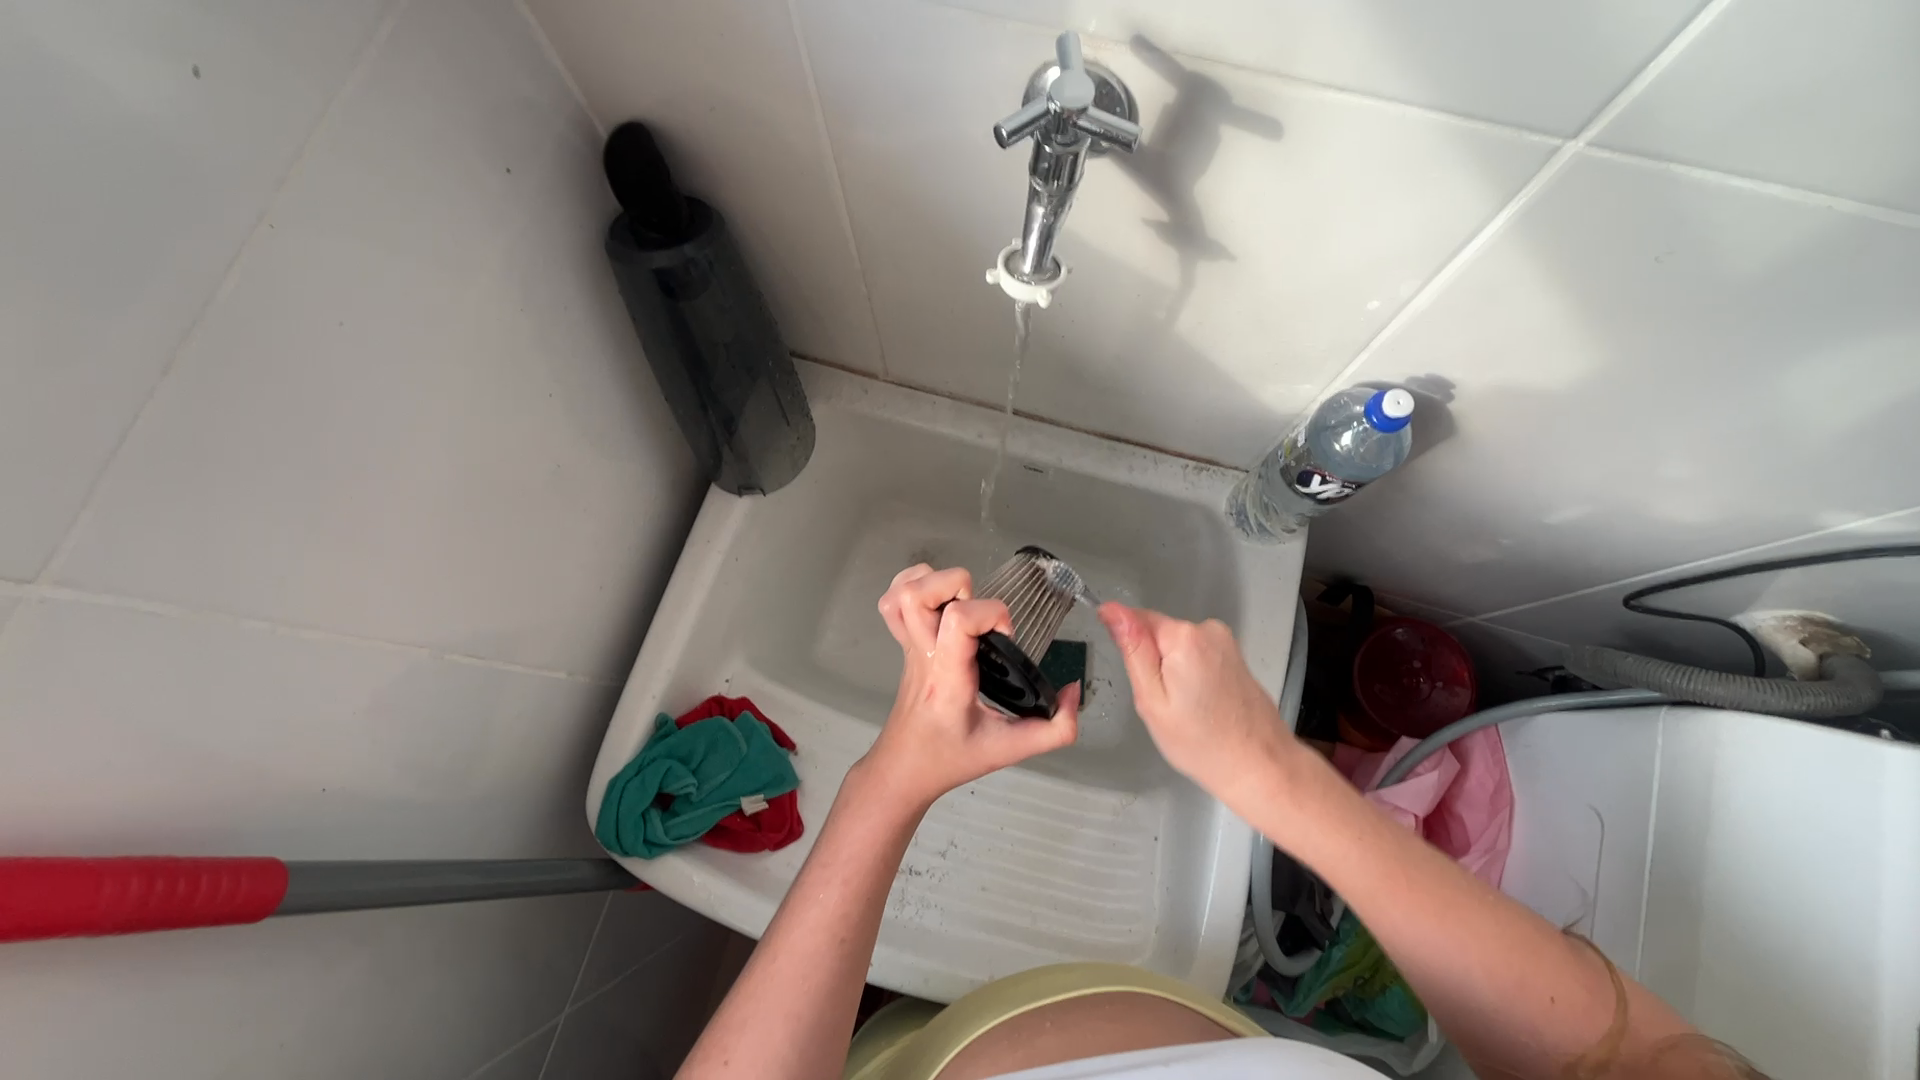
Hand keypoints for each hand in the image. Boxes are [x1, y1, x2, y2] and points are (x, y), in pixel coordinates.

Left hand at [861, 564, 1080, 811]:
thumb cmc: (953, 757)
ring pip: (902, 591)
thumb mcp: (1012, 750)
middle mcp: (924, 653)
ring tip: (962, 605)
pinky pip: (892, 600)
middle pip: (918, 594)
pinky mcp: (903, 643)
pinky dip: (915, 586)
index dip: (991, 614)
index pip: (958, 619)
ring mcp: (908, 645)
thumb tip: (1074, 691)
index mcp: (949, 676)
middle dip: (959, 588)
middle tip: (980, 616)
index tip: (1006, 638)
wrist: (905, 768)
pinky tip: (939, 602)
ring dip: (936, 583)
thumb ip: (1057, 728)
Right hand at [1097, 602, 1299, 802]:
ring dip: (1171, 672)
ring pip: (1176, 647)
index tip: (1140, 682)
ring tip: (1184, 709)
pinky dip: (1191, 677)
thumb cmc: (1200, 742)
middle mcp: (1207, 629)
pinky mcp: (1235, 656)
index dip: (1129, 649)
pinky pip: (1197, 656)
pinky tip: (1201, 706)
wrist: (1259, 765)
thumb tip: (1112, 609)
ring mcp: (1226, 642)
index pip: (1135, 619)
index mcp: (1183, 637)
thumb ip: (1133, 649)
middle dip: (1152, 664)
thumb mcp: (1152, 699)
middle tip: (1161, 704)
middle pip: (1158, 634)